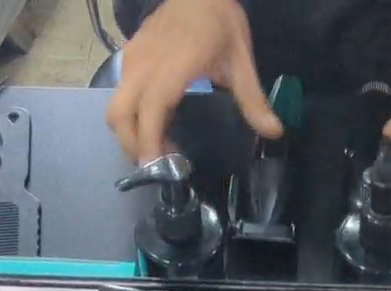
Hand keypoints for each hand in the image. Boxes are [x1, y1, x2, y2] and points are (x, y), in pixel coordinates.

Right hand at [107, 0, 282, 164]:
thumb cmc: (219, 22)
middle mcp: (144, 65)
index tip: (159, 168)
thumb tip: (274, 132)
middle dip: (133, 146)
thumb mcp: (241, 62)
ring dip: (131, 134)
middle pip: (120, 116)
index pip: (150, 111)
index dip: (149, 142)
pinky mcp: (129, 58)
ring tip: (160, 149)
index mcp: (171, 67)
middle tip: (159, 165)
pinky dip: (132, 118)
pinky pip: (120, 96)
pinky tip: (158, 125)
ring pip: (116, 109)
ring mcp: (132, 60)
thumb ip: (253, 100)